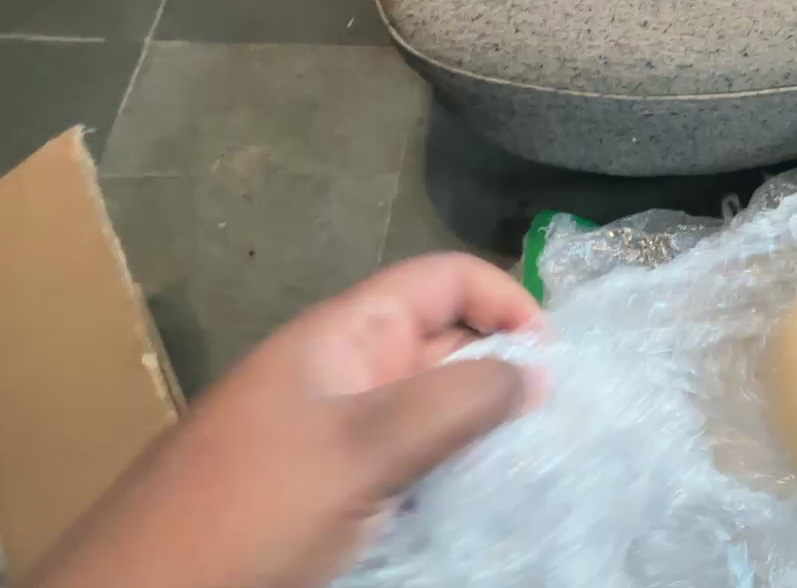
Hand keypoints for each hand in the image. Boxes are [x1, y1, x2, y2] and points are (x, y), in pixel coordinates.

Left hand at [29, 254, 544, 587]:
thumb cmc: (244, 517)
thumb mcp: (359, 450)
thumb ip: (458, 401)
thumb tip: (540, 373)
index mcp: (347, 334)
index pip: (447, 279)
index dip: (505, 299)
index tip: (547, 357)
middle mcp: (350, 372)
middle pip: (451, 340)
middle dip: (504, 370)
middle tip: (552, 421)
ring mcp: (343, 434)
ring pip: (438, 406)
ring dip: (484, 427)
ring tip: (529, 460)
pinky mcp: (340, 490)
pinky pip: (417, 461)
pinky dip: (454, 471)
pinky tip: (482, 499)